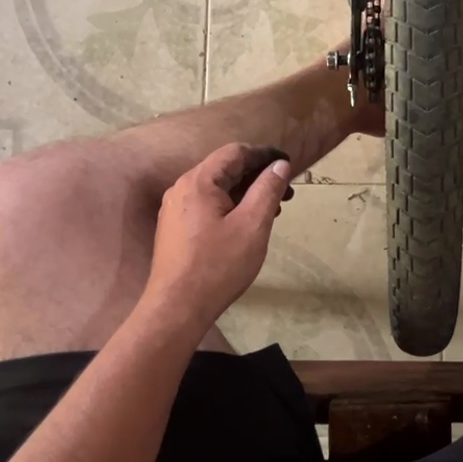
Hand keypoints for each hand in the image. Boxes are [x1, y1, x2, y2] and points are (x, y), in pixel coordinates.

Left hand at [146, 143, 292, 329]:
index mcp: (199, 182)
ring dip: (245, 193)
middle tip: (286, 193)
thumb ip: (267, 189)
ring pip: (216, 189)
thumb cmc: (218, 265)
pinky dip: (230, 207)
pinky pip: (207, 205)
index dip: (264, 155)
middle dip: (257, 176)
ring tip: (271, 210)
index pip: (235, 152)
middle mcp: (182, 188)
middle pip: (225, 169)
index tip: (288, 166)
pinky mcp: (175, 228)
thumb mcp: (252, 225)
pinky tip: (246, 225)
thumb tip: (280, 164)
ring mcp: (175, 209)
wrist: (176, 309)